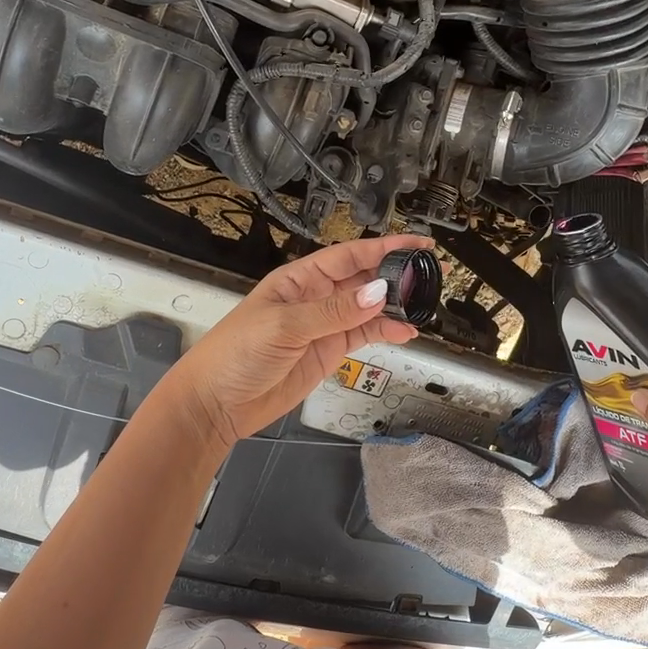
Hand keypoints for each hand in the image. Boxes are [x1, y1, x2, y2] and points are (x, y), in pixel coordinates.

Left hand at [154, 234, 432, 451]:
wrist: (216, 404)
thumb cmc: (236, 354)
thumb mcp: (285, 326)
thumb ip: (334, 310)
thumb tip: (378, 291)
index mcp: (300, 278)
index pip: (350, 255)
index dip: (384, 248)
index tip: (417, 245)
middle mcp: (315, 296)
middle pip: (363, 278)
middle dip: (396, 274)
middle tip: (431, 274)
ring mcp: (323, 324)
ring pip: (368, 306)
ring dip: (396, 304)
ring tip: (426, 303)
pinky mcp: (328, 351)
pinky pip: (363, 334)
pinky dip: (386, 330)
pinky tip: (405, 330)